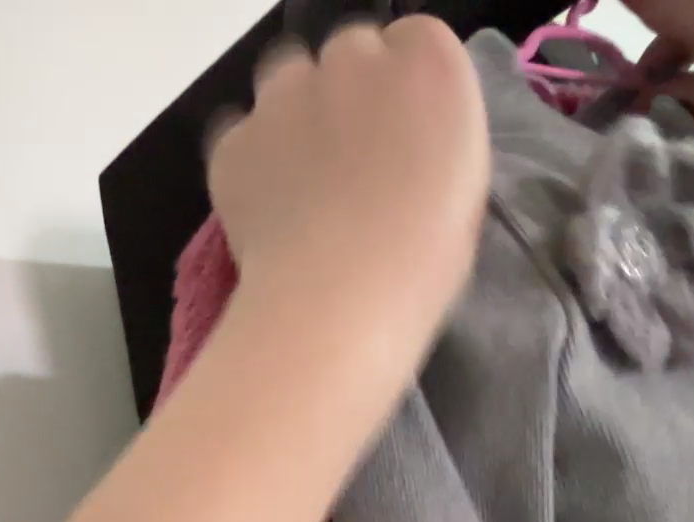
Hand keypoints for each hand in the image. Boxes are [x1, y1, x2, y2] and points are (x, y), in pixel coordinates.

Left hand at [206, 16, 490, 341]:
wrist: (335, 305)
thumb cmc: (419, 265)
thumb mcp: (461, 191)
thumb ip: (431, 140)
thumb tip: (404, 144)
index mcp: (428, 63)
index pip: (409, 45)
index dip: (400, 96)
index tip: (396, 141)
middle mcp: (352, 59)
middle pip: (346, 54)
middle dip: (346, 99)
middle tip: (346, 170)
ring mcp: (282, 95)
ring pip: (284, 82)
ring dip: (293, 119)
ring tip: (301, 190)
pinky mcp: (232, 140)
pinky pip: (241, 139)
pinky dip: (250, 167)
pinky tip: (268, 216)